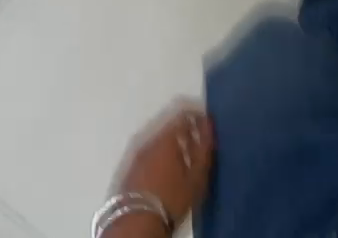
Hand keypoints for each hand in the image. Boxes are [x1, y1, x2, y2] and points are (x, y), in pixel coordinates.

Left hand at [109, 102, 215, 232]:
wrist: (136, 223)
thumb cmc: (171, 198)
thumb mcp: (196, 177)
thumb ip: (204, 148)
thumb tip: (209, 125)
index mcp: (166, 136)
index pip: (184, 113)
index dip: (199, 115)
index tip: (209, 125)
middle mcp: (149, 139)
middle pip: (170, 125)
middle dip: (185, 131)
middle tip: (198, 144)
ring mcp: (136, 154)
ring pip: (158, 140)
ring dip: (172, 144)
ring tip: (184, 160)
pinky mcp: (129, 169)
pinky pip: (149, 153)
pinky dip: (160, 155)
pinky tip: (167, 171)